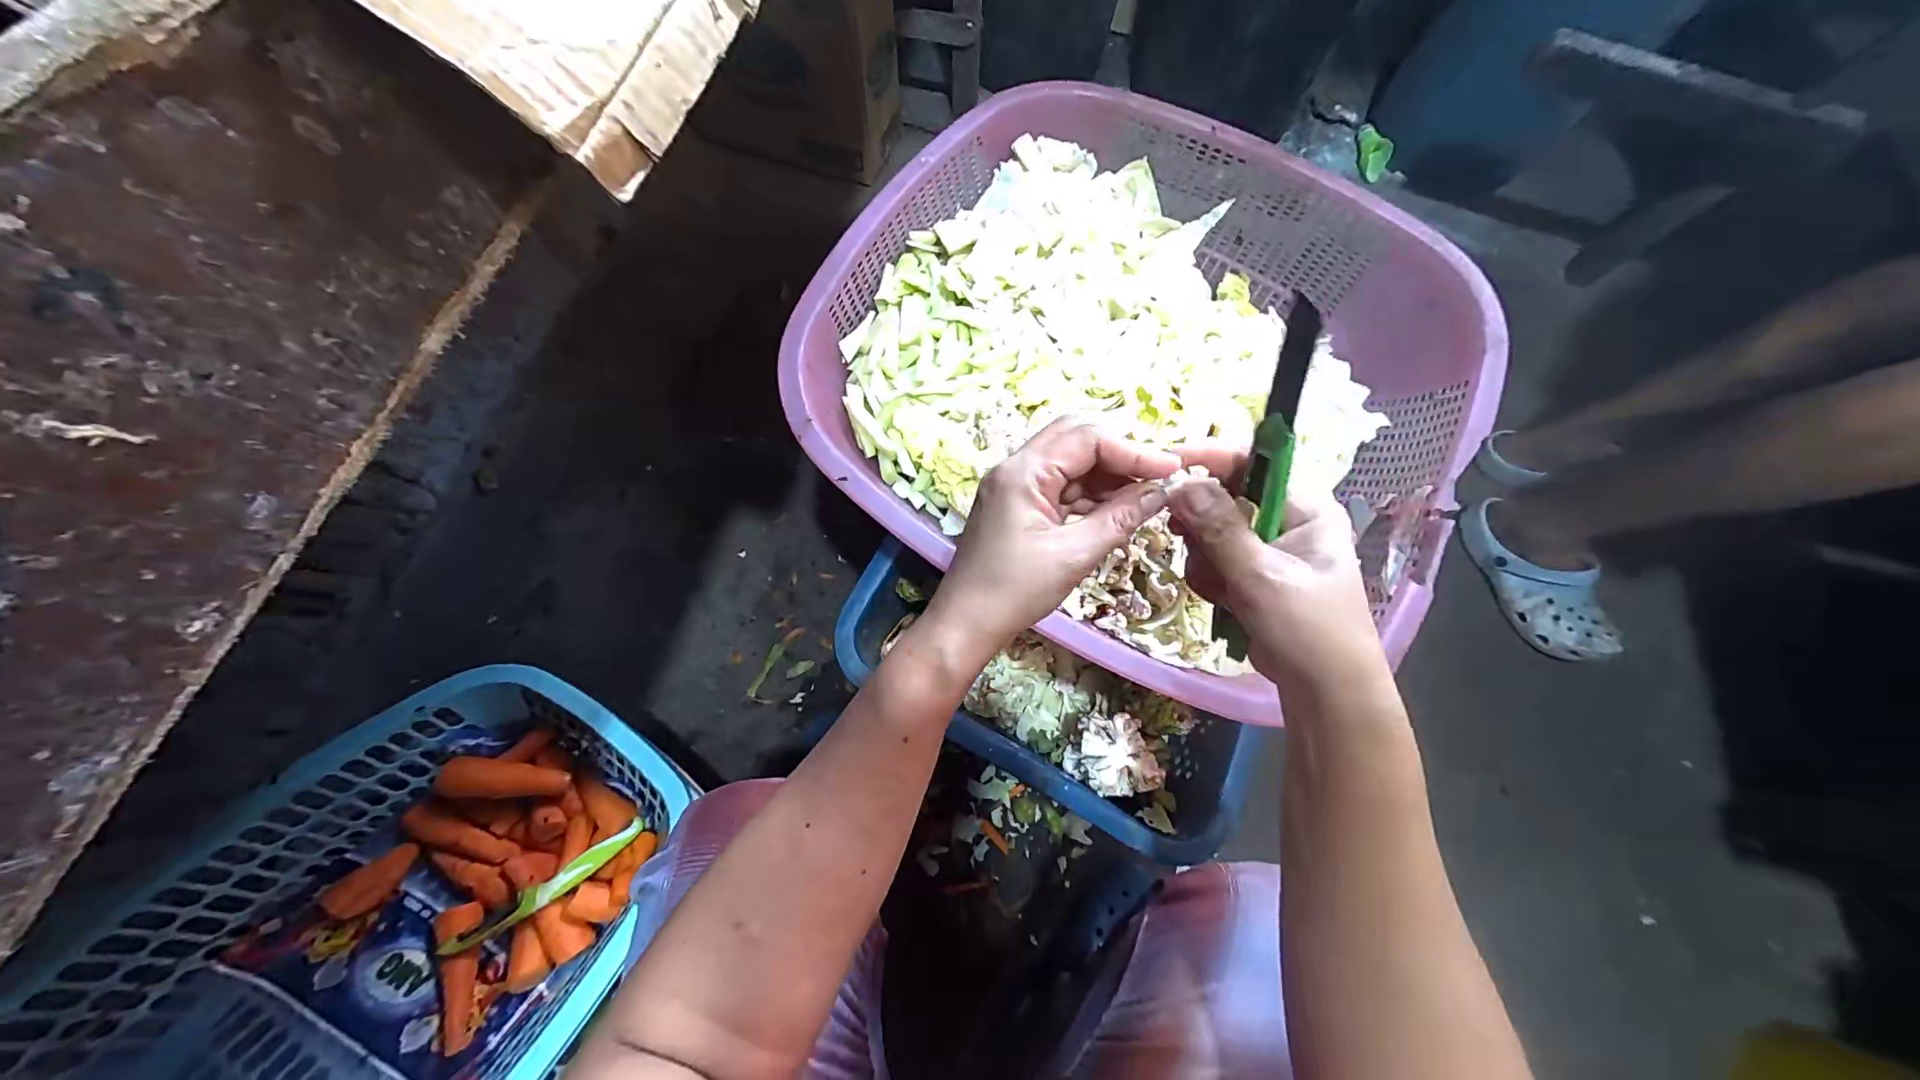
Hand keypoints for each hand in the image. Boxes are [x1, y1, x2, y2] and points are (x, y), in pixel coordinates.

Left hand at [930, 416, 1181, 653]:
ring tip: (1145, 496)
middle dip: (1121, 454)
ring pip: (1071, 462)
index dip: (1134, 450)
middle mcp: (1016, 468)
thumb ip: (1121, 517)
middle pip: (1076, 438)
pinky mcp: (1019, 505)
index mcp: (1023, 472)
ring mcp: (1015, 486)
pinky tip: (1118, 510)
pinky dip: (1091, 495)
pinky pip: (1061, 486)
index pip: (1087, 438)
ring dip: (1108, 475)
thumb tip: (1162, 491)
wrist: (966, 623)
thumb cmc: (1014, 591)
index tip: (1172, 468)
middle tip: (1159, 476)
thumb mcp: (1074, 555)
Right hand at [1164, 461, 1384, 693]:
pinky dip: (1209, 578)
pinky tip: (1221, 600)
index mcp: (1306, 509)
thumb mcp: (1261, 576)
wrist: (1325, 693)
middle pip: (1225, 497)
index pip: (1255, 463)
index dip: (1212, 459)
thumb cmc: (1308, 629)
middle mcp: (1287, 522)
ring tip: (1219, 586)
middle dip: (1202, 522)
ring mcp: (1267, 551)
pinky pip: (1214, 561)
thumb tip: (1181, 484)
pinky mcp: (1251, 577)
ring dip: (1204, 558)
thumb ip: (1219, 529)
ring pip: (1212, 533)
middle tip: (1181, 535)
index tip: (1168, 464)